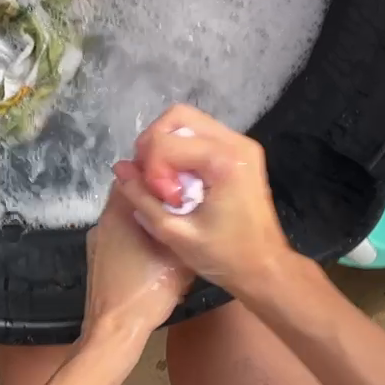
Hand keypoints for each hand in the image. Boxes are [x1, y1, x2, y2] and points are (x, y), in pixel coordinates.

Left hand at [83, 190, 193, 343]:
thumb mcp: (178, 258)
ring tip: (173, 227)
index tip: (179, 179)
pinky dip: (135, 237)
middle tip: (181, 204)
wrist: (114, 330)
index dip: (157, 174)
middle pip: (129, 197)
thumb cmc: (146, 292)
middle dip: (154, 198)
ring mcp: (96, 242)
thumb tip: (195, 212)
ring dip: (145, 219)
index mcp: (117, 215)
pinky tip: (155, 252)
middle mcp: (102, 223)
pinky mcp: (97, 260)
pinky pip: (119, 237)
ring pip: (124, 219)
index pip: (134, 175)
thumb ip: (185, 229)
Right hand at [111, 104, 298, 289]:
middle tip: (150, 178)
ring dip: (165, 147)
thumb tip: (120, 168)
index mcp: (223, 160)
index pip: (164, 141)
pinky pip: (199, 135)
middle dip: (153, 146)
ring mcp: (240, 144)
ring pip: (186, 121)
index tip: (163, 200)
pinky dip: (180, 151)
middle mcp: (235, 142)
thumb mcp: (173, 232)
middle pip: (176, 116)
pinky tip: (179, 180)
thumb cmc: (223, 256)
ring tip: (163, 180)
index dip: (151, 171)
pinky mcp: (239, 152)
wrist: (264, 268)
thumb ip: (142, 198)